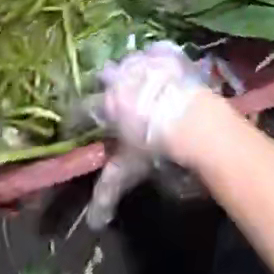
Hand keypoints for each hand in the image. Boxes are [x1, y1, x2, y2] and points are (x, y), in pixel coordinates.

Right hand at [85, 42, 215, 228]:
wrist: (192, 120)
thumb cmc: (156, 146)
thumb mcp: (129, 169)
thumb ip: (108, 190)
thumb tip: (92, 222)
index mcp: (106, 103)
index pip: (82, 108)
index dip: (80, 117)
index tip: (81, 123)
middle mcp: (119, 75)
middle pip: (106, 77)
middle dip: (108, 88)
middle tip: (119, 102)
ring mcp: (143, 59)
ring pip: (130, 61)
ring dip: (133, 72)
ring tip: (143, 86)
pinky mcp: (166, 52)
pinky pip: (156, 51)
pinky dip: (157, 58)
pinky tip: (165, 72)